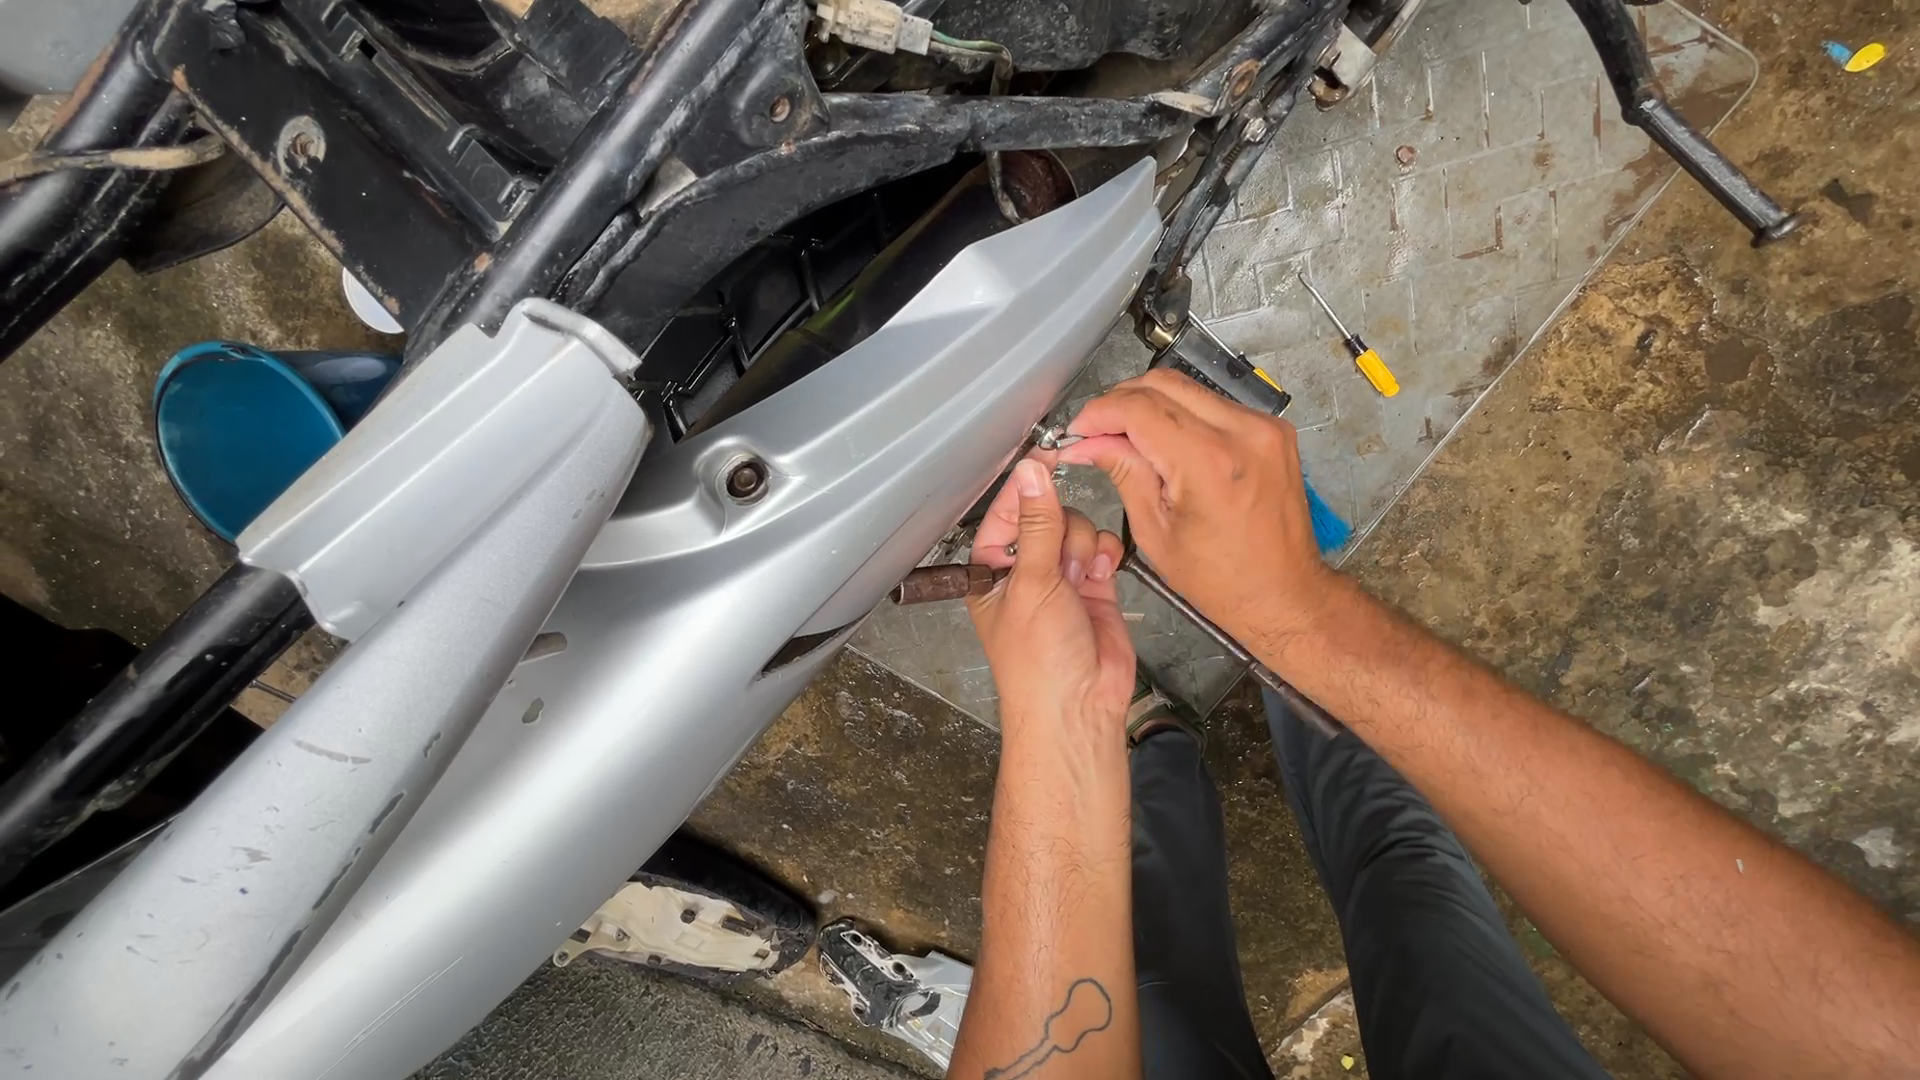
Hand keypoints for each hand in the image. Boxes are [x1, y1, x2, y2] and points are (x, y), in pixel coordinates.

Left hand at [967, 458, 1133, 742]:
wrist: (1080, 705)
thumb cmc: (1038, 655)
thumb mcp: (1032, 584)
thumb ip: (1037, 525)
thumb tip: (1031, 471)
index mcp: (992, 568)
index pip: (1007, 511)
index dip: (1026, 486)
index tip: (1046, 457)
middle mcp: (1025, 568)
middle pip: (1048, 514)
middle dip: (1062, 531)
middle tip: (1063, 564)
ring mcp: (1060, 576)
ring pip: (1078, 528)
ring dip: (1083, 548)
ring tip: (1081, 582)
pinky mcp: (1094, 585)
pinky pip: (1102, 548)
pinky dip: (1106, 557)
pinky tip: (1103, 576)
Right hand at [1057, 368, 1340, 661]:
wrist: (1283, 592)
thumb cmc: (1223, 579)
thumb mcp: (1155, 532)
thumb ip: (1122, 472)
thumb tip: (1087, 443)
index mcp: (1209, 464)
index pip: (1140, 408)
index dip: (1099, 413)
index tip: (1079, 429)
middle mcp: (1243, 434)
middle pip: (1162, 384)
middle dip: (1119, 402)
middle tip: (1096, 432)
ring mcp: (1263, 427)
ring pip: (1187, 388)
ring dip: (1148, 405)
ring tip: (1125, 439)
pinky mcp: (1272, 429)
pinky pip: (1212, 403)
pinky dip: (1179, 414)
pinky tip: (1162, 443)